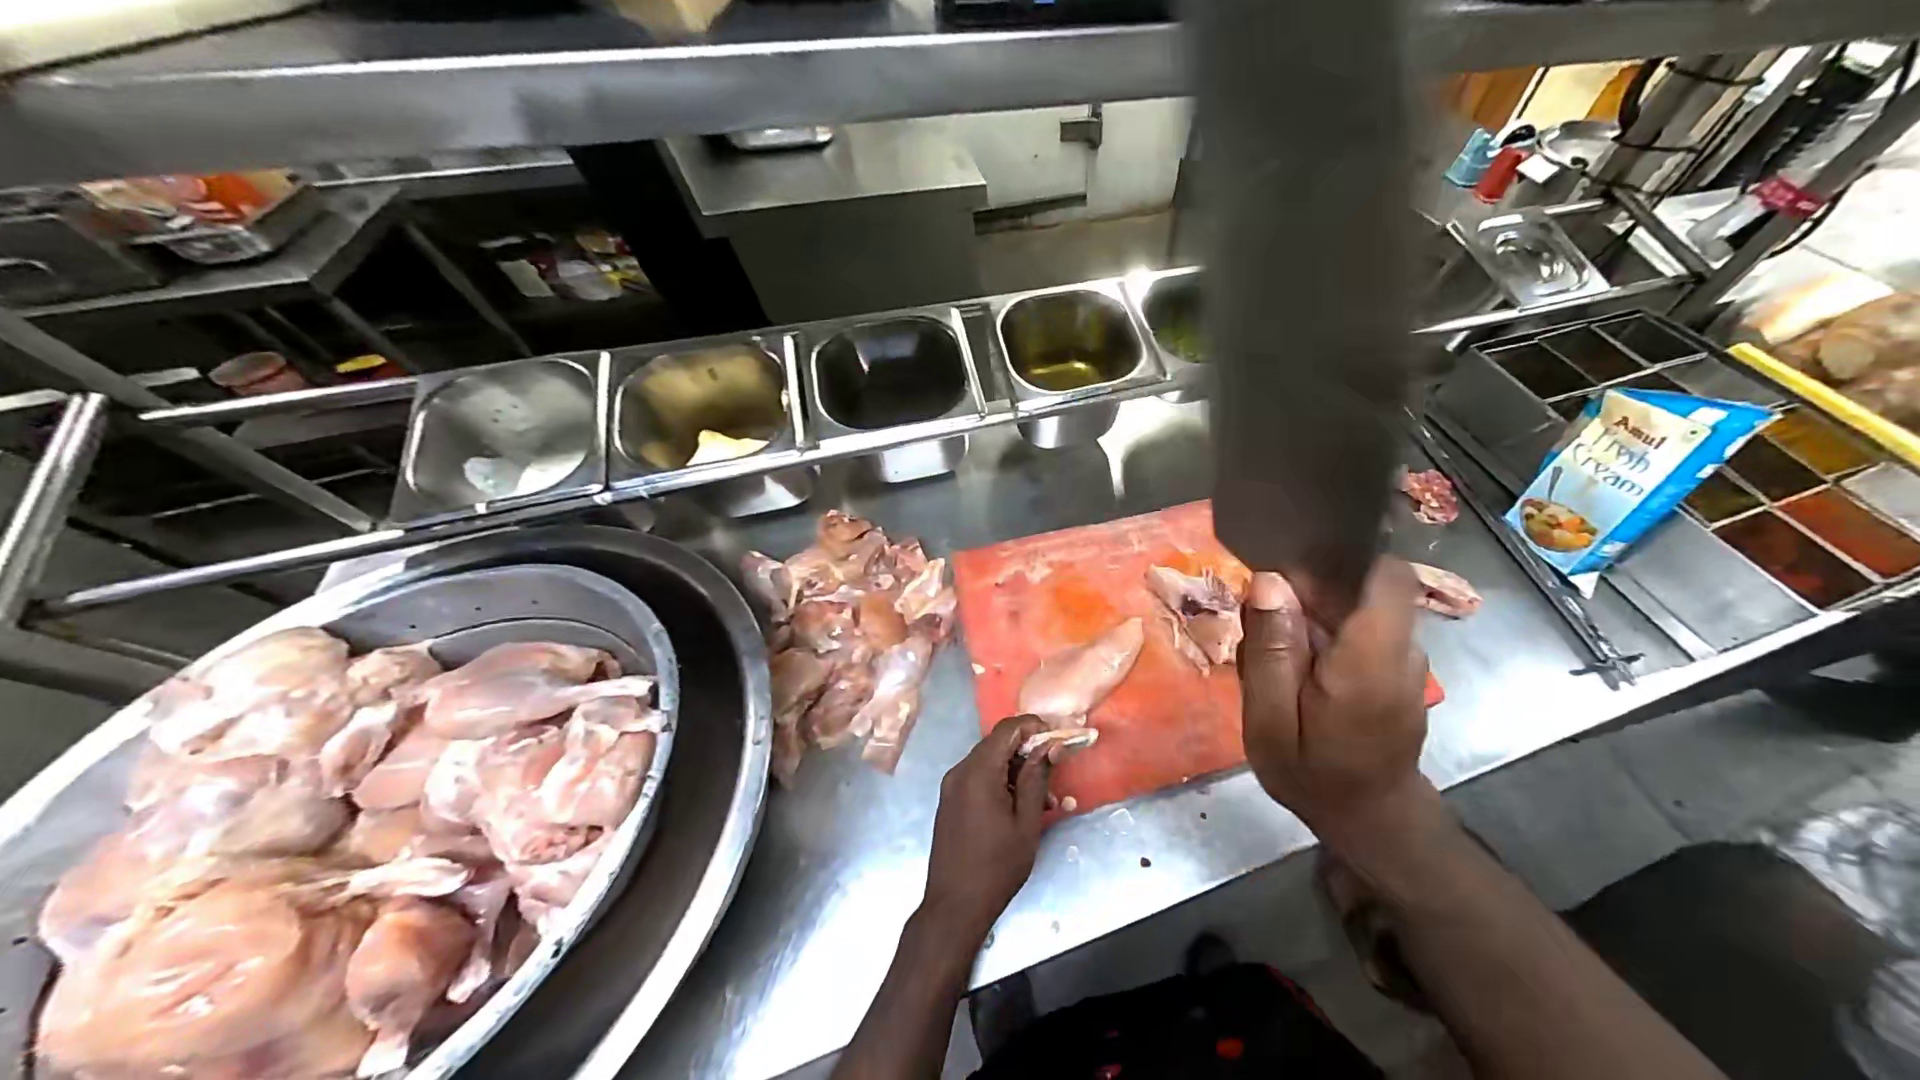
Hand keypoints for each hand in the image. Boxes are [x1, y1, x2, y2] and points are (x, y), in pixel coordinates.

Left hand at [922, 714, 1051, 941]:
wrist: (954, 905)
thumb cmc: (996, 866)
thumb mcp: (1026, 822)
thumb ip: (1036, 779)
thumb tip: (1049, 746)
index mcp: (978, 772)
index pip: (1007, 729)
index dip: (1034, 726)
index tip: (1058, 738)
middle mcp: (960, 771)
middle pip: (998, 744)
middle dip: (1029, 752)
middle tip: (1056, 772)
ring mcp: (952, 786)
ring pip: (990, 762)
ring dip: (1017, 771)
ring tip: (1046, 800)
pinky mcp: (951, 800)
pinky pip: (979, 779)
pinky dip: (1002, 783)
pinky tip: (1022, 807)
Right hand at [1238, 558, 1443, 858]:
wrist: (1369, 817)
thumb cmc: (1311, 774)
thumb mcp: (1268, 721)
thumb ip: (1270, 651)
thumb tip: (1269, 581)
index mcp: (1369, 660)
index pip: (1384, 575)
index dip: (1341, 555)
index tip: (1289, 564)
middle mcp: (1400, 649)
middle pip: (1362, 586)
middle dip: (1308, 588)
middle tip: (1259, 621)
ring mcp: (1405, 657)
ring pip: (1358, 604)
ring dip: (1312, 611)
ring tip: (1272, 647)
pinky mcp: (1398, 665)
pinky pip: (1360, 625)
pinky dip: (1325, 629)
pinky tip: (1295, 661)